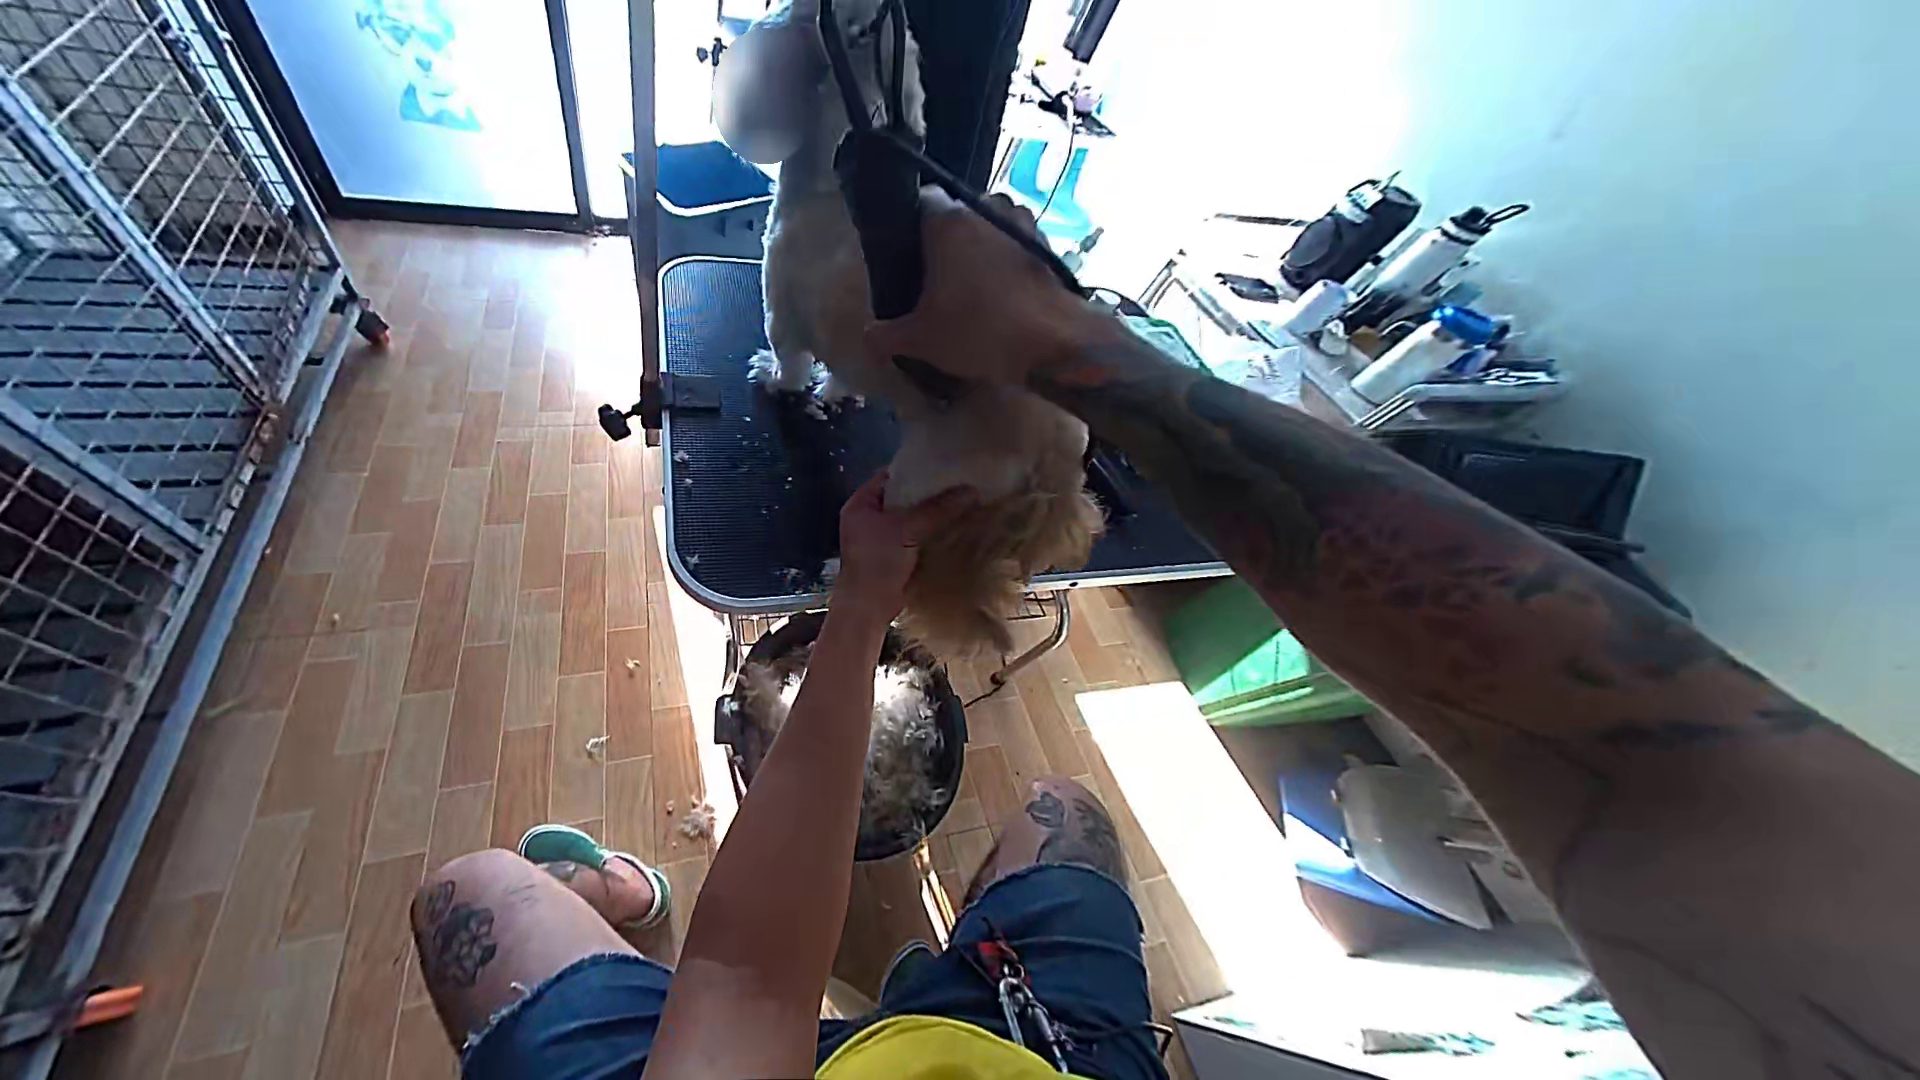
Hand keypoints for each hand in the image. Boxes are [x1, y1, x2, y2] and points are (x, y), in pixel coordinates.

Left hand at [833, 471, 976, 618]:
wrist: (868, 606)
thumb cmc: (878, 561)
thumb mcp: (907, 528)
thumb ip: (937, 508)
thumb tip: (972, 491)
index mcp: (860, 504)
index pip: (889, 476)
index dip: (914, 469)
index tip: (941, 465)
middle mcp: (867, 519)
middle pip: (902, 498)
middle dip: (927, 493)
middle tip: (957, 483)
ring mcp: (879, 539)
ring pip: (910, 519)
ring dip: (931, 515)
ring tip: (960, 502)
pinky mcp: (892, 557)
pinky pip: (914, 537)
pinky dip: (930, 533)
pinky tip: (953, 527)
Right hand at [863, 188, 1125, 384]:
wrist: (1054, 343)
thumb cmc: (978, 332)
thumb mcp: (921, 341)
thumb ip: (886, 336)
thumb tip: (867, 338)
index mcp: (948, 218)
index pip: (919, 203)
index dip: (909, 231)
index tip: (907, 261)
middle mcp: (987, 206)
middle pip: (955, 220)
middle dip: (945, 247)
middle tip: (936, 285)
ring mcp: (1023, 224)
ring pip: (988, 234)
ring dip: (978, 256)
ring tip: (971, 295)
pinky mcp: (1048, 247)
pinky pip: (1014, 250)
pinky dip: (1005, 268)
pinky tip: (1001, 301)